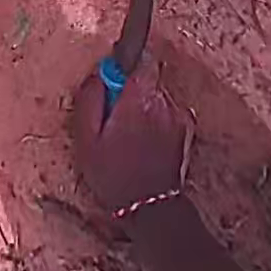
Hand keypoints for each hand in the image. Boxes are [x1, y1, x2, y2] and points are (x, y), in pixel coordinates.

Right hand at [71, 60, 189, 222]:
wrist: (150, 209)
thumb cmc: (113, 175)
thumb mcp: (86, 138)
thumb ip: (91, 98)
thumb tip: (98, 74)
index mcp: (139, 100)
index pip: (141, 60)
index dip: (124, 67)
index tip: (111, 84)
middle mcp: (163, 103)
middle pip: (146, 78)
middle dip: (129, 91)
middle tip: (113, 119)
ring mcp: (177, 116)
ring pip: (154, 96)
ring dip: (141, 106)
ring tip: (127, 136)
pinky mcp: (184, 129)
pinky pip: (164, 112)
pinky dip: (153, 120)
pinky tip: (141, 143)